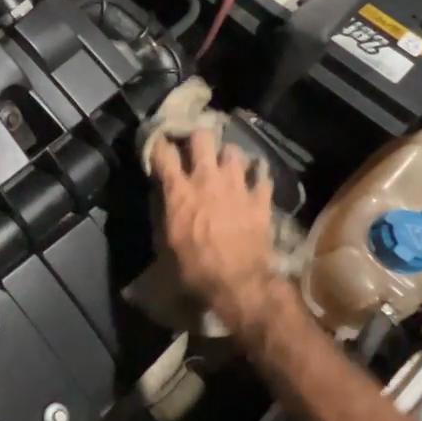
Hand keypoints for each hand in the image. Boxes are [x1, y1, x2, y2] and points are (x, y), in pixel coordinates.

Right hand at [150, 131, 281, 332]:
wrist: (239, 282)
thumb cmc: (196, 265)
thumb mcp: (168, 240)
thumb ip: (165, 211)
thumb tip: (163, 195)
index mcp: (180, 190)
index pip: (164, 152)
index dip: (159, 143)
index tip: (158, 142)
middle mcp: (208, 179)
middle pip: (202, 138)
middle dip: (197, 138)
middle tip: (196, 147)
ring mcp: (237, 186)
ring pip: (234, 151)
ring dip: (227, 156)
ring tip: (226, 163)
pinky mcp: (260, 198)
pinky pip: (262, 175)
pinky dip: (258, 174)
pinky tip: (256, 177)